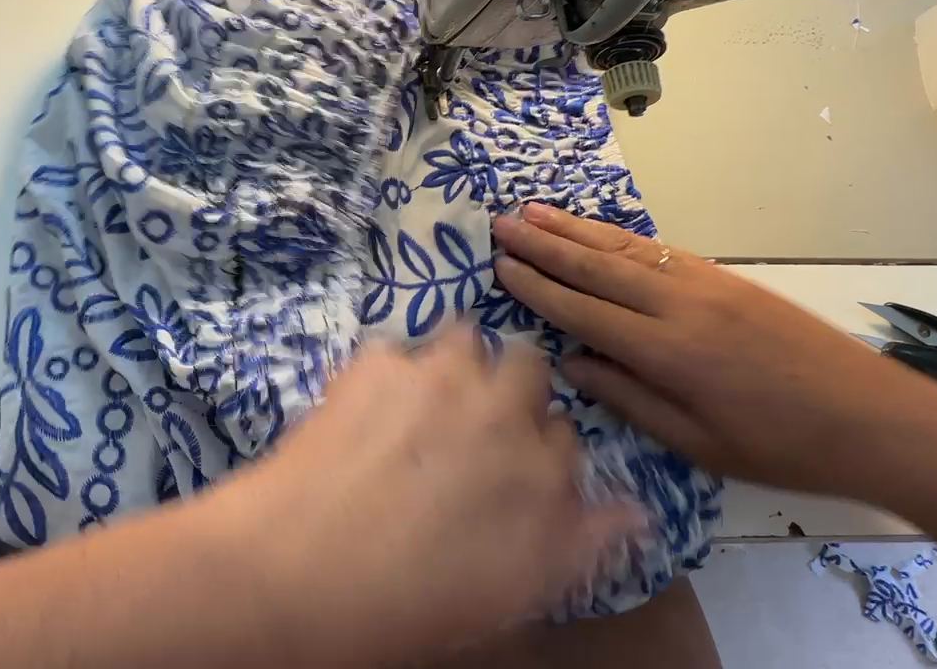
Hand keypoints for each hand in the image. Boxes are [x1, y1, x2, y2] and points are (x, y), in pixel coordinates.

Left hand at [212, 331, 640, 663]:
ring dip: (452, 360)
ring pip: (465, 337)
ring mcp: (437, 376)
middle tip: (470, 417)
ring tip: (420, 398)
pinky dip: (385, 370)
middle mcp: (501, 410)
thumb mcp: (513, 589)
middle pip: (526, 363)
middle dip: (507, 382)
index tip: (510, 461)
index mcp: (544, 473)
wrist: (305, 567)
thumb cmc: (413, 600)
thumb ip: (578, 539)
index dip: (536, 444)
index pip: (565, 432)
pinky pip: (394, 348)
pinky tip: (362, 406)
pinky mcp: (377, 360)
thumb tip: (632, 510)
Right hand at [491, 203, 936, 504]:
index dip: (536, 287)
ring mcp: (703, 283)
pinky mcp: (724, 276)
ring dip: (573, 228)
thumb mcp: (698, 443)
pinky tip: (594, 228)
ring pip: (623, 248)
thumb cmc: (782, 446)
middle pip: (595, 266)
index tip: (500, 266)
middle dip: (543, 244)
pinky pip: (656, 249)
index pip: (582, 311)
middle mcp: (677, 305)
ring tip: (531, 211)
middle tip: (499, 224)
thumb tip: (570, 363)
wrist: (877, 418)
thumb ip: (628, 398)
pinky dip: (616, 235)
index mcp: (666, 352)